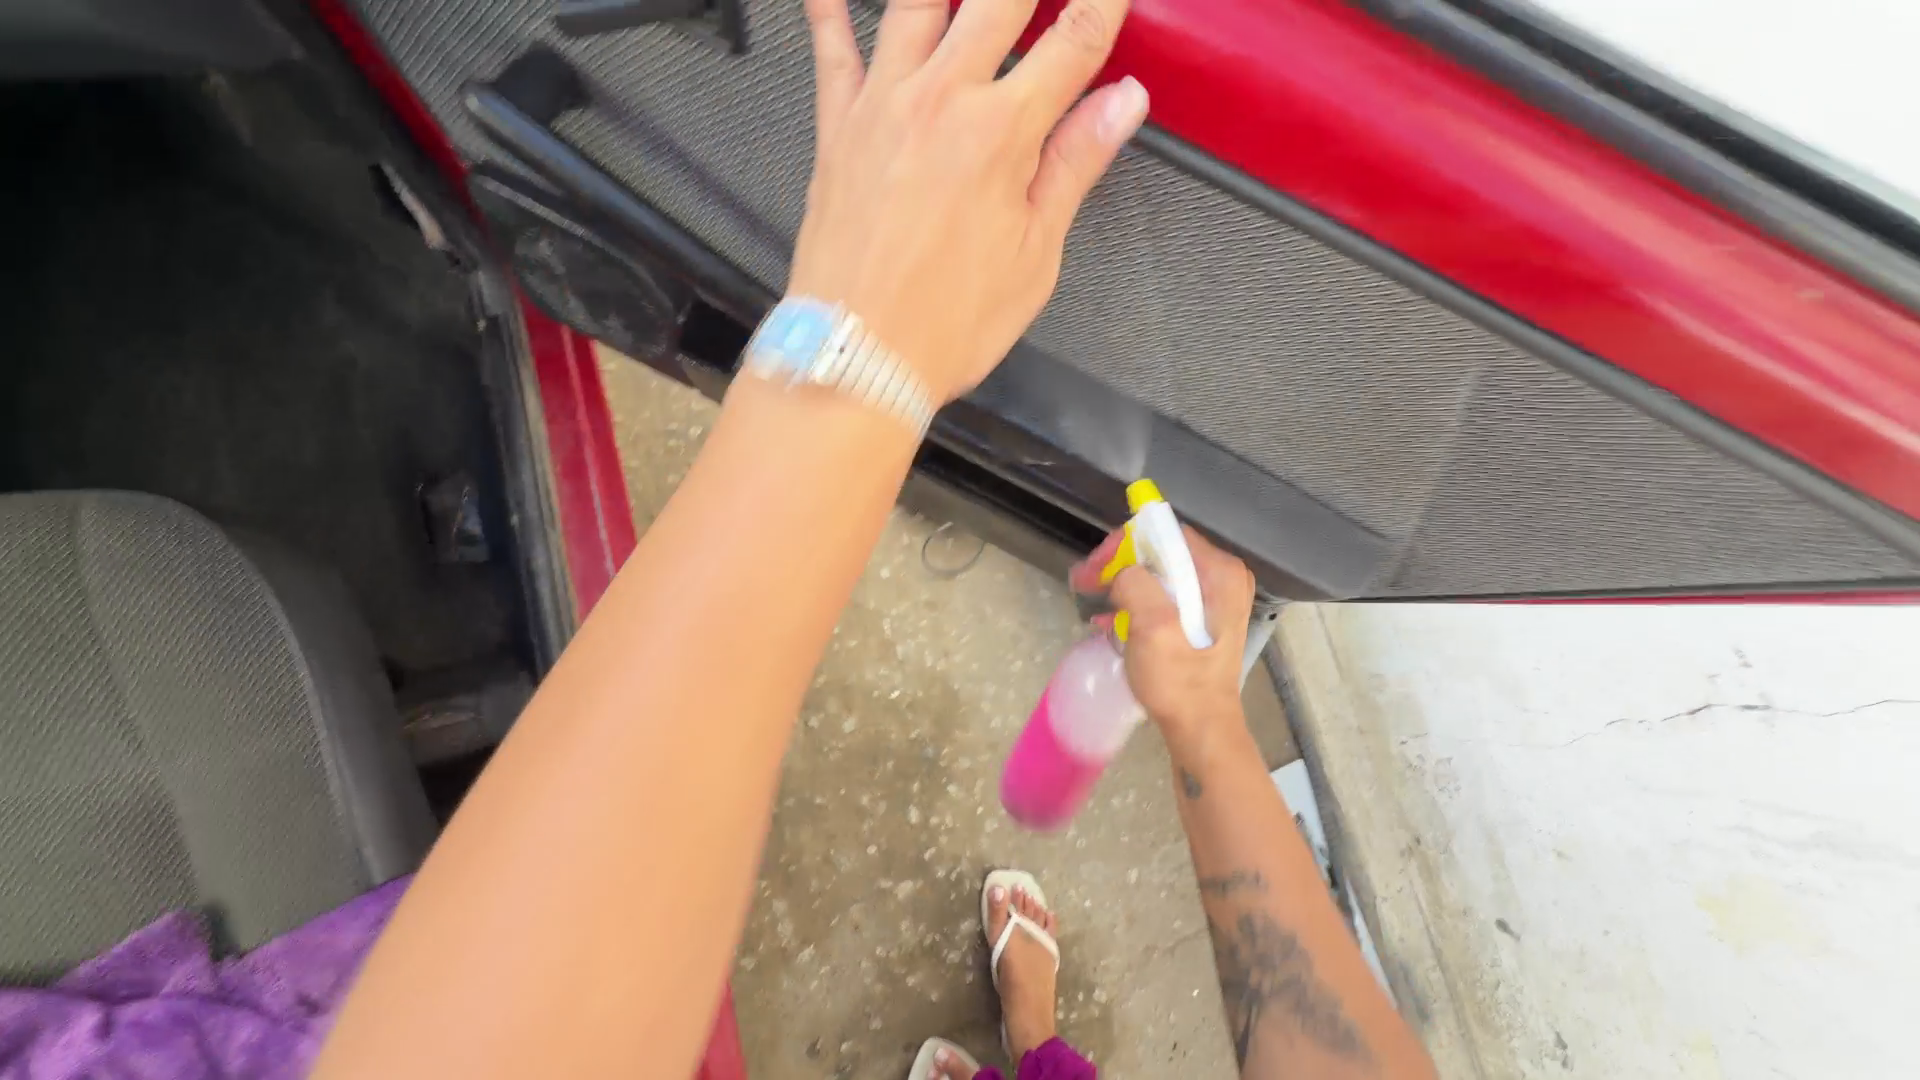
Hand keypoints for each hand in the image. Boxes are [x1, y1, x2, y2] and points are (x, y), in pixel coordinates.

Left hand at [792, 0, 1146, 403]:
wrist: (859, 358)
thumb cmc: (943, 324)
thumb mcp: (1033, 256)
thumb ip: (1073, 167)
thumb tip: (1119, 108)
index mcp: (1001, 135)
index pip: (1073, 41)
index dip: (1103, 7)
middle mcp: (939, 103)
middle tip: (1047, 0)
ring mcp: (882, 108)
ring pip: (917, 0)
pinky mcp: (837, 131)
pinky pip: (830, 46)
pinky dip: (830, 8)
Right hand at [1070, 525, 1256, 748]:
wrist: (1199, 730)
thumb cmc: (1180, 681)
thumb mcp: (1153, 627)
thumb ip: (1136, 583)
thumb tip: (1120, 571)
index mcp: (1219, 573)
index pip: (1166, 534)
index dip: (1126, 544)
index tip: (1097, 567)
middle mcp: (1222, 579)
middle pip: (1160, 552)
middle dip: (1120, 565)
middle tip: (1087, 583)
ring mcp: (1213, 601)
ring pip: (1157, 575)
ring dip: (1122, 584)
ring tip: (1093, 601)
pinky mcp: (1200, 621)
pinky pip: (1161, 597)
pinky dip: (1134, 602)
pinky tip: (1110, 620)